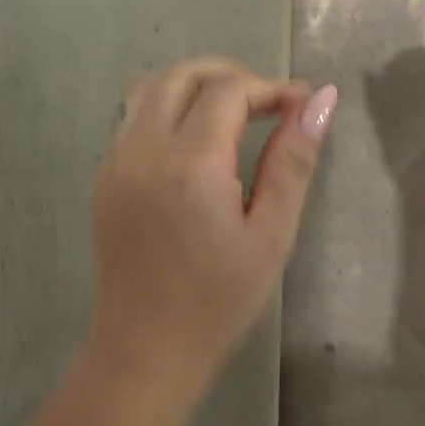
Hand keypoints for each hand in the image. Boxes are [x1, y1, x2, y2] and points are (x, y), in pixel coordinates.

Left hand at [88, 57, 336, 391]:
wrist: (144, 351)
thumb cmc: (217, 303)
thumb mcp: (270, 236)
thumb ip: (293, 162)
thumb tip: (322, 101)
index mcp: (188, 163)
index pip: (228, 90)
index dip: (271, 87)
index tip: (302, 105)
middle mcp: (142, 149)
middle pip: (181, 74)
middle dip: (229, 75)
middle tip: (268, 103)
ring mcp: (113, 162)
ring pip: (148, 89)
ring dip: (192, 86)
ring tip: (233, 116)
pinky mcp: (102, 179)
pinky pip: (131, 120)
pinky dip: (165, 110)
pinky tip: (194, 145)